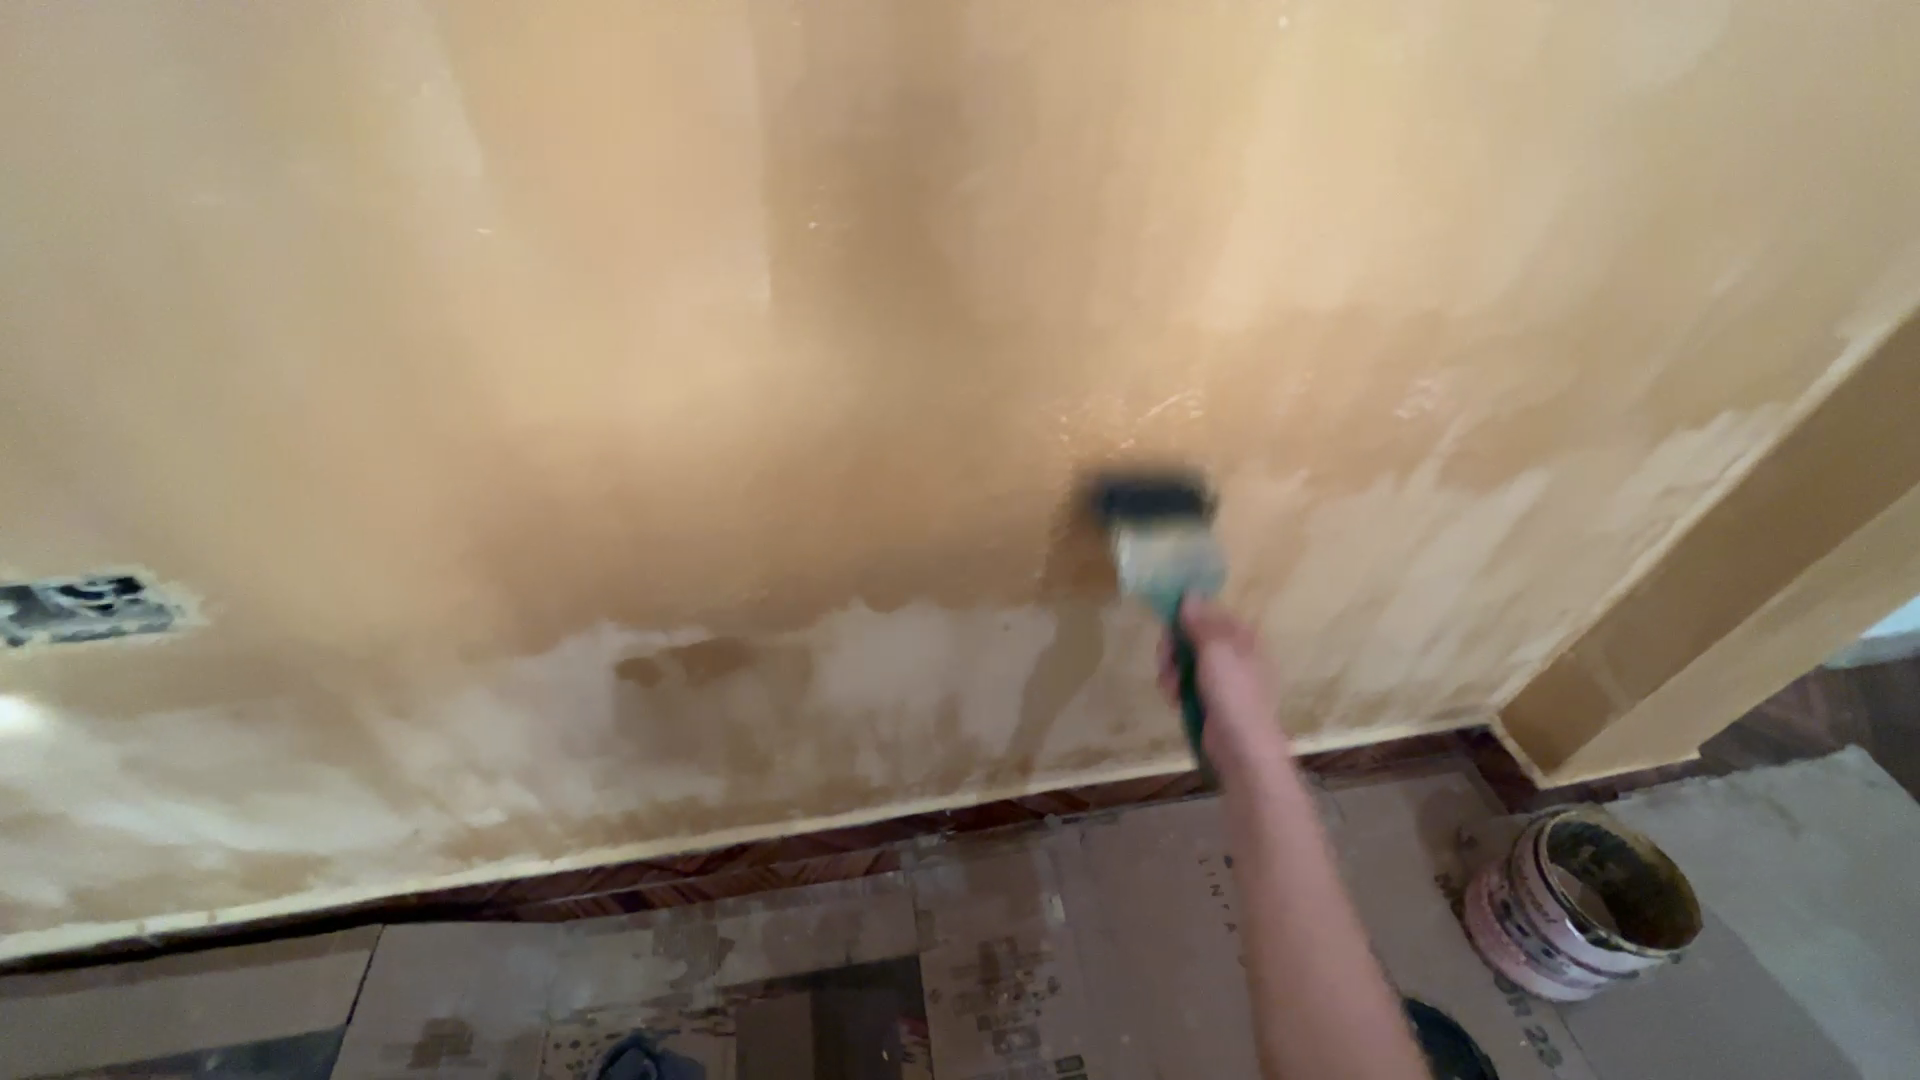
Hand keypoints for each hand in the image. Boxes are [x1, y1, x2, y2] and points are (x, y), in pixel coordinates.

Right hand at [1158, 597, 1291, 771]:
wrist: (1242, 748)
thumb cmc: (1234, 694)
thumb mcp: (1216, 651)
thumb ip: (1199, 622)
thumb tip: (1189, 592)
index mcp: (1242, 636)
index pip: (1207, 613)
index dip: (1184, 618)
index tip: (1167, 628)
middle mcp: (1233, 653)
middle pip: (1191, 636)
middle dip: (1173, 649)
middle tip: (1165, 662)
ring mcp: (1221, 678)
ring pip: (1184, 661)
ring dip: (1170, 671)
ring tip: (1170, 688)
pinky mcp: (1209, 699)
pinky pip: (1184, 683)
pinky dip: (1175, 689)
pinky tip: (1173, 700)